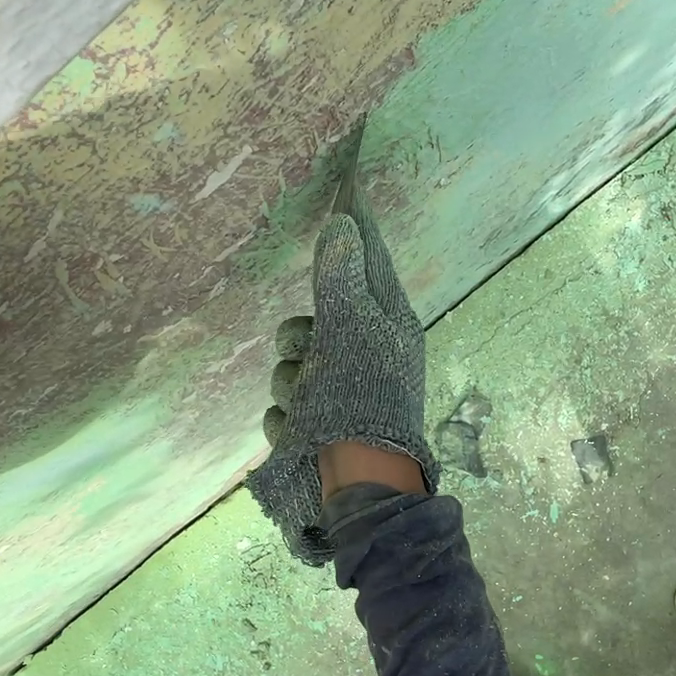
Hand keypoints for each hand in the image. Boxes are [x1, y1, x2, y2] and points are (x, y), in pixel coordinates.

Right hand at [247, 118, 437, 563]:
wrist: (355, 487)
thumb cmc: (360, 401)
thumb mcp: (352, 330)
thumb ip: (342, 278)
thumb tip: (343, 224)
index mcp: (387, 328)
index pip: (367, 263)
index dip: (353, 229)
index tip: (345, 188)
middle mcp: (367, 357)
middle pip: (313, 319)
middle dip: (300, 340)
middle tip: (310, 355)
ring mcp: (343, 394)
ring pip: (293, 364)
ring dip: (293, 385)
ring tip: (309, 407)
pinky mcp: (320, 426)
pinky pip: (287, 404)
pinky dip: (290, 418)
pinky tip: (303, 432)